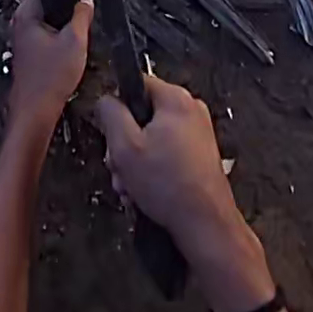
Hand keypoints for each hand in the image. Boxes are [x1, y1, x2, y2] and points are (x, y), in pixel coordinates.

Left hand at [6, 0, 91, 130]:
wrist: (36, 108)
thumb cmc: (48, 79)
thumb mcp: (75, 41)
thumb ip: (81, 16)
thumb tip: (86, 1)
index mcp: (26, 15)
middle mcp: (20, 23)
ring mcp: (22, 37)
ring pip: (42, 15)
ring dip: (58, 13)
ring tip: (76, 13)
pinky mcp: (28, 49)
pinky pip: (42, 29)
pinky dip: (55, 27)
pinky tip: (68, 36)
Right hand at [94, 74, 251, 269]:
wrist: (207, 227)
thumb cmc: (167, 185)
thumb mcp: (124, 144)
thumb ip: (109, 112)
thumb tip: (106, 100)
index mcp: (175, 98)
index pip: (134, 83)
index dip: (117, 107)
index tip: (111, 132)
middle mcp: (191, 110)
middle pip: (141, 113)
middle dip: (124, 141)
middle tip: (118, 165)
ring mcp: (198, 133)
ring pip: (151, 135)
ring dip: (135, 158)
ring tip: (130, 184)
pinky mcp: (201, 155)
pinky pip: (166, 150)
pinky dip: (153, 166)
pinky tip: (144, 190)